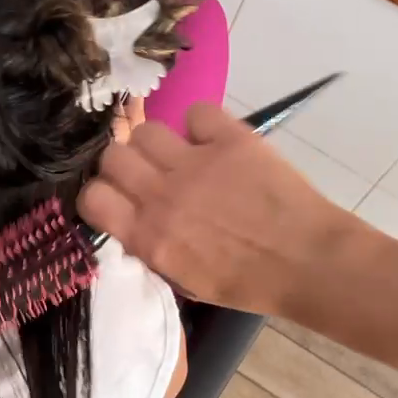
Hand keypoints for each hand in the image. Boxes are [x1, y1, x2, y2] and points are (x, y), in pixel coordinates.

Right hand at [79, 103, 378, 315]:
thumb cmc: (244, 284)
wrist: (305, 263)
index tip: (115, 199)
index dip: (98, 195)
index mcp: (148, 238)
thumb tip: (132, 224)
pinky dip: (198, 125)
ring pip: (145, 129)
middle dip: (122, 165)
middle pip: (112, 156)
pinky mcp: (230, 140)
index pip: (92, 197)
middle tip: (144, 175)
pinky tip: (210, 143)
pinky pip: (195, 113)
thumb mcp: (182, 282)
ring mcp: (195, 164)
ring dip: (155, 143)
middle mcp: (162, 197)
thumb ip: (150, 250)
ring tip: (176, 157)